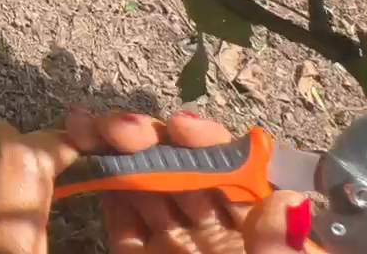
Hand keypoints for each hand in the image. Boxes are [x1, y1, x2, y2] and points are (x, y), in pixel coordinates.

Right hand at [66, 110, 311, 253]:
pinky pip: (118, 216)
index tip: (180, 125)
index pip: (239, 176)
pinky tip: (79, 156)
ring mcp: (174, 247)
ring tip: (85, 127)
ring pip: (143, 184)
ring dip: (113, 148)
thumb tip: (286, 199)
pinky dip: (96, 183)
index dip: (210, 143)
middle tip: (119, 128)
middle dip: (148, 136)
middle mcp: (218, 237)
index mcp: (261, 240)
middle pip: (181, 170)